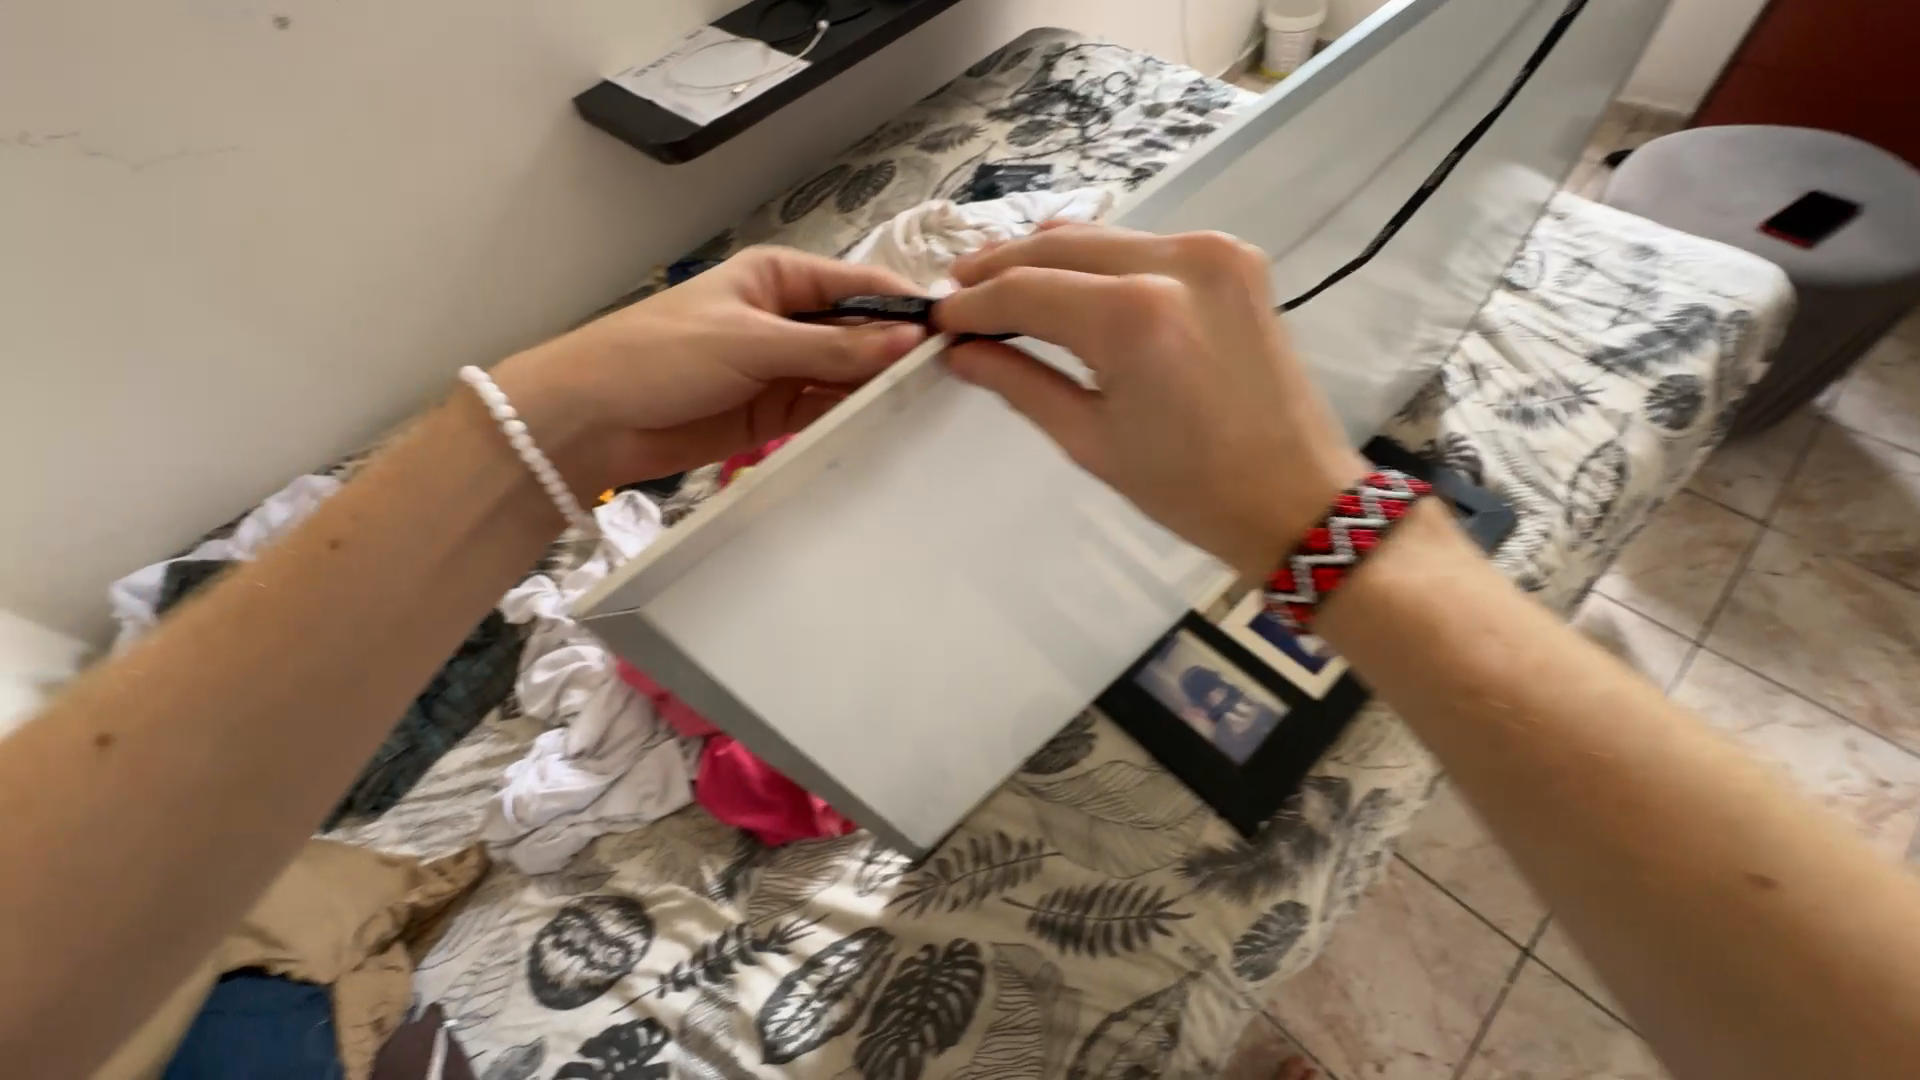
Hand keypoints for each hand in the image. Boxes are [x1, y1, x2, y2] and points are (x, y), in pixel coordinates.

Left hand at [491, 246, 927, 490]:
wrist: (593, 421)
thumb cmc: (663, 356)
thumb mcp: (752, 342)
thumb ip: (832, 347)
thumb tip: (908, 340)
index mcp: (779, 279)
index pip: (859, 285)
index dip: (904, 306)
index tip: (951, 332)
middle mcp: (788, 319)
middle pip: (858, 333)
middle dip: (896, 352)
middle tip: (950, 379)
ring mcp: (783, 369)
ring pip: (846, 375)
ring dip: (877, 389)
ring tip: (927, 407)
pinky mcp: (775, 413)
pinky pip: (825, 410)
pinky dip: (850, 418)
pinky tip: (884, 427)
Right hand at [936, 224, 1367, 578]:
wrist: (1293, 495)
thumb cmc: (1187, 488)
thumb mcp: (1088, 440)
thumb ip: (1018, 382)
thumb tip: (961, 353)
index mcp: (1134, 317)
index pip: (1025, 290)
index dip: (973, 305)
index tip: (938, 320)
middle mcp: (1176, 261)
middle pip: (1058, 246)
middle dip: (999, 268)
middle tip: (957, 293)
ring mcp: (1213, 250)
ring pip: (1100, 236)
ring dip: (1045, 258)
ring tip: (1000, 287)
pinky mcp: (1235, 257)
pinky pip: (1143, 245)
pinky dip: (1097, 262)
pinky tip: (1069, 286)